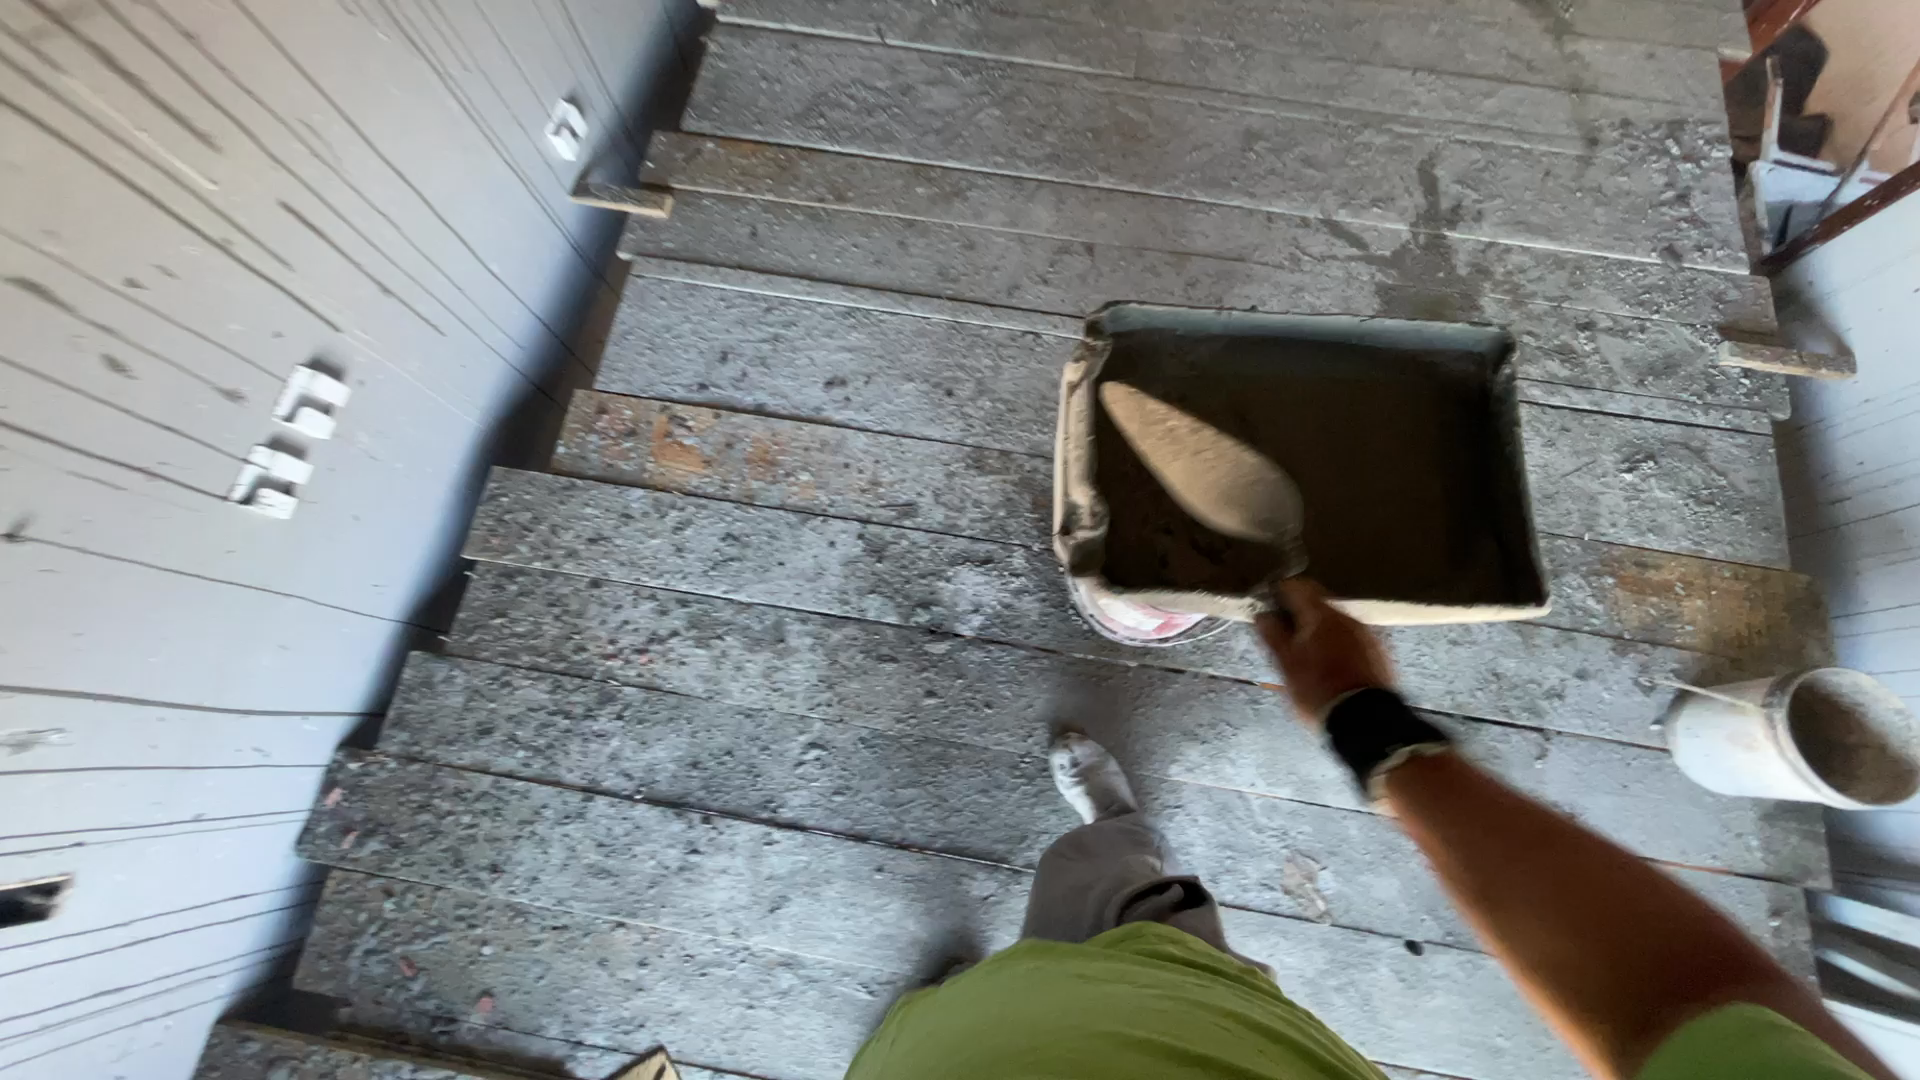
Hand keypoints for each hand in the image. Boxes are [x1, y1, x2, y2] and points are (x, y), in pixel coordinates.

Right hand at [1254, 578, 1395, 722]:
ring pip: (1337, 622)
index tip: (1269, 605)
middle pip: (1319, 603)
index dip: (1280, 592)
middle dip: (1302, 614)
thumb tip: (1262, 615)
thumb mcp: (1285, 665)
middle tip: (1286, 635)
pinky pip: (1354, 638)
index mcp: (1320, 615)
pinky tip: (1333, 664)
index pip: (1297, 586)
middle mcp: (1347, 617)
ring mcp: (1367, 634)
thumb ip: (1272, 635)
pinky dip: (1340, 643)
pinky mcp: (1380, 652)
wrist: (1365, 721)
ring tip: (1309, 654)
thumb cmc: (1317, 690)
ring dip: (1321, 630)